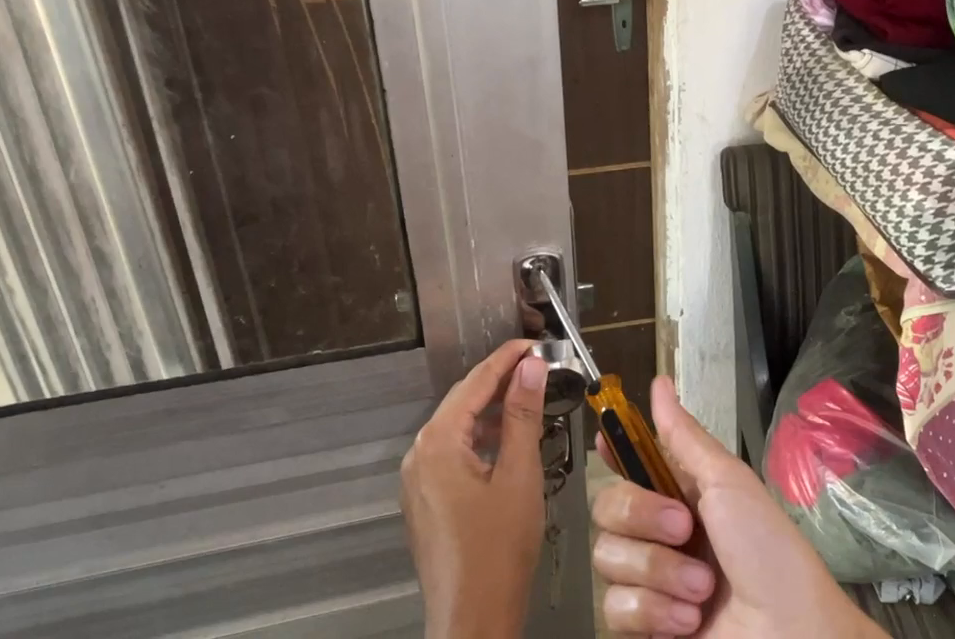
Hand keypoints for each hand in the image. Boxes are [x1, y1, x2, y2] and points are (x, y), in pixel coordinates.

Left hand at [402, 338, 547, 638]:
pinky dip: (480, 439)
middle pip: (461, 402)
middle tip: (536, 366)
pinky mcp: (424, 500)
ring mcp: (417, 479)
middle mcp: (418, 454)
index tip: (534, 343)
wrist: (473, 618)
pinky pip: (452, 453)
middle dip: (498, 381)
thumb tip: (530, 367)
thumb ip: (523, 415)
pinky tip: (506, 442)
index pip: (475, 383)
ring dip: (491, 411)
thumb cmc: (499, 548)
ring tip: (528, 399)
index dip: (506, 358)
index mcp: (437, 442)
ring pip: (457, 428)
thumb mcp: (519, 476)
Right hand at [591, 377, 886, 637]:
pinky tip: (688, 622)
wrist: (790, 634)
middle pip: (607, 508)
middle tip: (685, 530)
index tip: (606, 447)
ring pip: (607, 558)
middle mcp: (658, 534)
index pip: (628, 465)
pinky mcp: (642, 625)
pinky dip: (653, 613)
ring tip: (702, 591)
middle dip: (643, 519)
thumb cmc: (768, 550)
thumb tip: (659, 383)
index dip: (613, 453)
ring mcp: (649, 581)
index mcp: (679, 494)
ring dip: (658, 573)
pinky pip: (615, 607)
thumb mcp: (730, 483)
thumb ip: (685, 437)